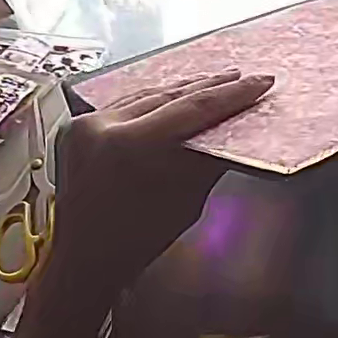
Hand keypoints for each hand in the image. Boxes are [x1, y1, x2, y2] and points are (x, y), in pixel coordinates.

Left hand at [41, 69, 274, 294]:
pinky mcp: (78, 127)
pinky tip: (176, 95)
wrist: (84, 260)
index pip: (193, 109)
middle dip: (210, 86)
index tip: (259, 82)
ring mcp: (85, 124)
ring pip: (147, 96)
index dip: (232, 94)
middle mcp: (103, 126)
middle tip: (242, 78)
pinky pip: (126, 106)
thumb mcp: (188, 199)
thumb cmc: (139, 240)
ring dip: (183, 89)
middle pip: (169, 96)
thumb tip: (237, 125)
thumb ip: (210, 157)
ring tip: (215, 82)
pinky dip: (155, 101)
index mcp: (131, 147)